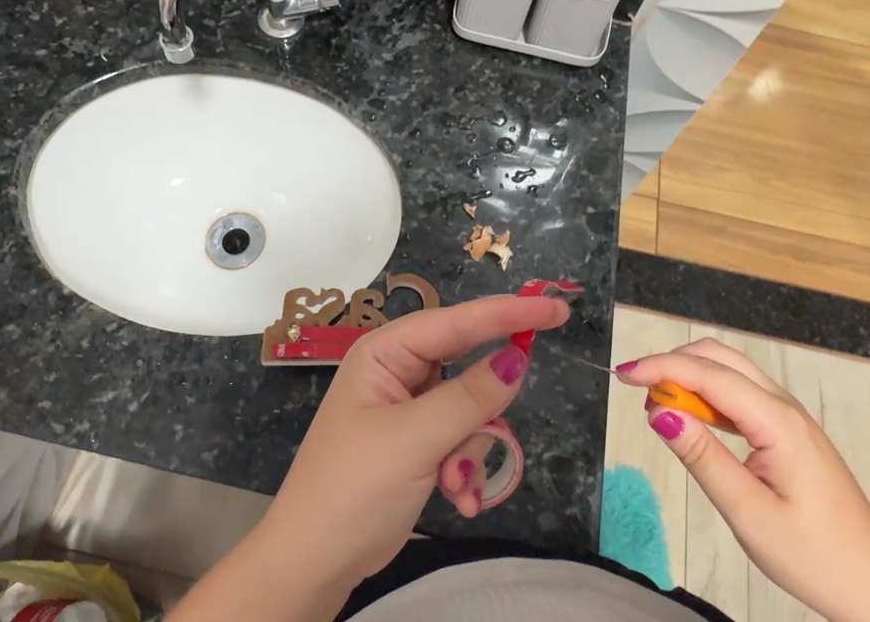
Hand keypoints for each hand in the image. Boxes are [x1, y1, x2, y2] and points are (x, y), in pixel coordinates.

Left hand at [257, 294, 568, 590]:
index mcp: (384, 353)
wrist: (313, 563)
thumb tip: (518, 357)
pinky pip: (459, 439)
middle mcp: (395, 372)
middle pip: (465, 363)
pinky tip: (456, 496)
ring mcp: (406, 409)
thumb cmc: (353, 489)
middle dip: (485, 400)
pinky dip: (464, 467)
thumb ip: (470, 398)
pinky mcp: (415, 443)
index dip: (508, 312)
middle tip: (526, 382)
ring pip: (469, 408)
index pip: (456, 322)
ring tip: (454, 480)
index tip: (555, 307)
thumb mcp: (415, 440)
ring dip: (471, 447)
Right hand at [621, 339, 869, 621]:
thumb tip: (659, 412)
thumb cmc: (812, 555)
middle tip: (636, 389)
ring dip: (690, 376)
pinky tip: (692, 418)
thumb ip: (702, 457)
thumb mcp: (747, 512)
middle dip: (673, 363)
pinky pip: (742, 395)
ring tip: (657, 406)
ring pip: (731, 372)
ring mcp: (789, 417)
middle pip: (721, 358)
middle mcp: (784, 406)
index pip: (710, 375)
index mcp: (777, 422)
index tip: (623, 374)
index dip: (662, 367)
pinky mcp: (788, 431)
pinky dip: (708, 395)